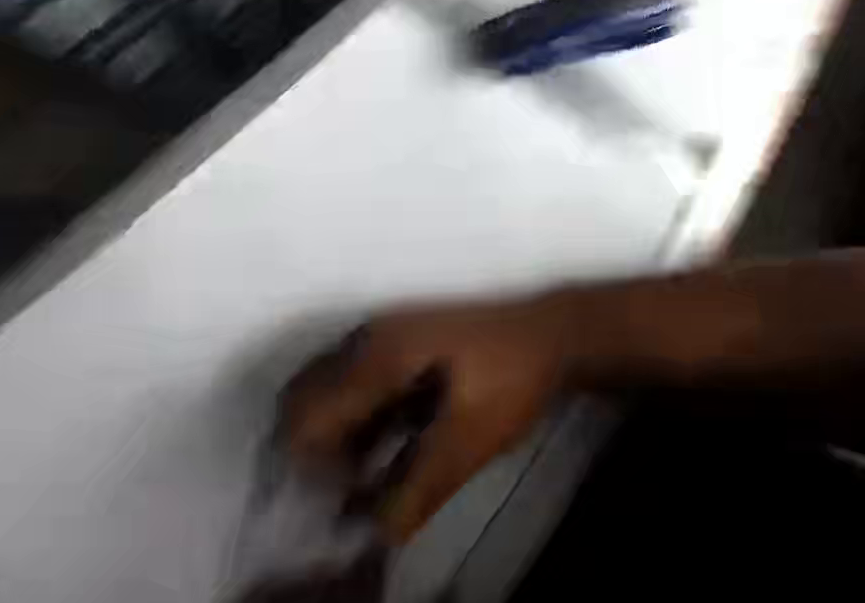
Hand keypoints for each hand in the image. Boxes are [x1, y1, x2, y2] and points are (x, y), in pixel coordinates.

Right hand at [279, 296, 581, 542]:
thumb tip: (377, 535)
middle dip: (317, 448)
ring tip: (372, 477)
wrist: (557, 329)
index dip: (316, 466)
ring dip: (341, 435)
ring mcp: (390, 330)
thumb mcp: (471, 441)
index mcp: (381, 353)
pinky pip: (362, 379)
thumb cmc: (514, 376)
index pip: (307, 414)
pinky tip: (392, 448)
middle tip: (353, 486)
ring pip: (333, 387)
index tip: (351, 495)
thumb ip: (420, 489)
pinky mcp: (406, 338)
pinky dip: (364, 416)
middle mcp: (373, 334)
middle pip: (307, 395)